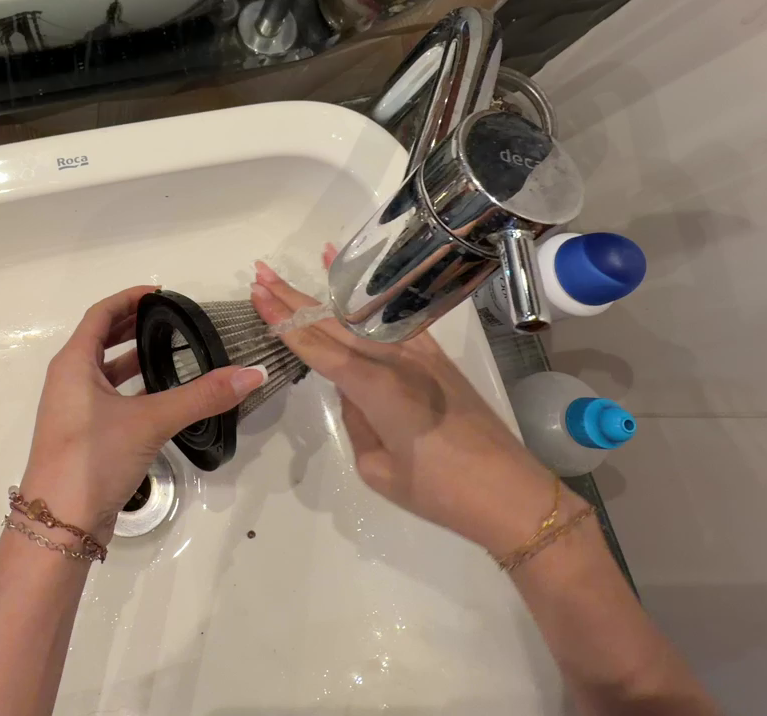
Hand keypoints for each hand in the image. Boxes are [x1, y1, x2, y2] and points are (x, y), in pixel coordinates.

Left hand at [20, 285, 266, 542]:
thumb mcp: (151, 421)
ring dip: (134, 358)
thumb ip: (202, 396)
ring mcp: (75, 411)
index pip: (101, 314)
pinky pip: (110, 398)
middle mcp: (69, 380)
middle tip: (171, 319)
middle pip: (100, 339)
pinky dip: (133, 389)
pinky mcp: (85, 437)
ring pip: (106, 372)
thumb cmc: (94, 457)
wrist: (59, 525)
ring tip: (173, 352)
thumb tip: (251, 373)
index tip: (161, 293)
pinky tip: (163, 396)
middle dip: (133, 325)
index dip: (129, 298)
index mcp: (73, 363)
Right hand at [249, 257, 574, 556]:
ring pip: (357, 316)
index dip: (283, 321)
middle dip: (291, 300)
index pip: (316, 347)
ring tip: (289, 275)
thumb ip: (356, 421)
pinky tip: (360, 281)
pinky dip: (372, 298)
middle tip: (260, 275)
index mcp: (374, 386)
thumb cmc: (439, 490)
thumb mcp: (378, 467)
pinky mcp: (434, 356)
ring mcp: (416, 353)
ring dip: (320, 295)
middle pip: (331, 323)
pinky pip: (393, 319)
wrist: (509, 491)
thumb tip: (355, 395)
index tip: (257, 296)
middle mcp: (393, 359)